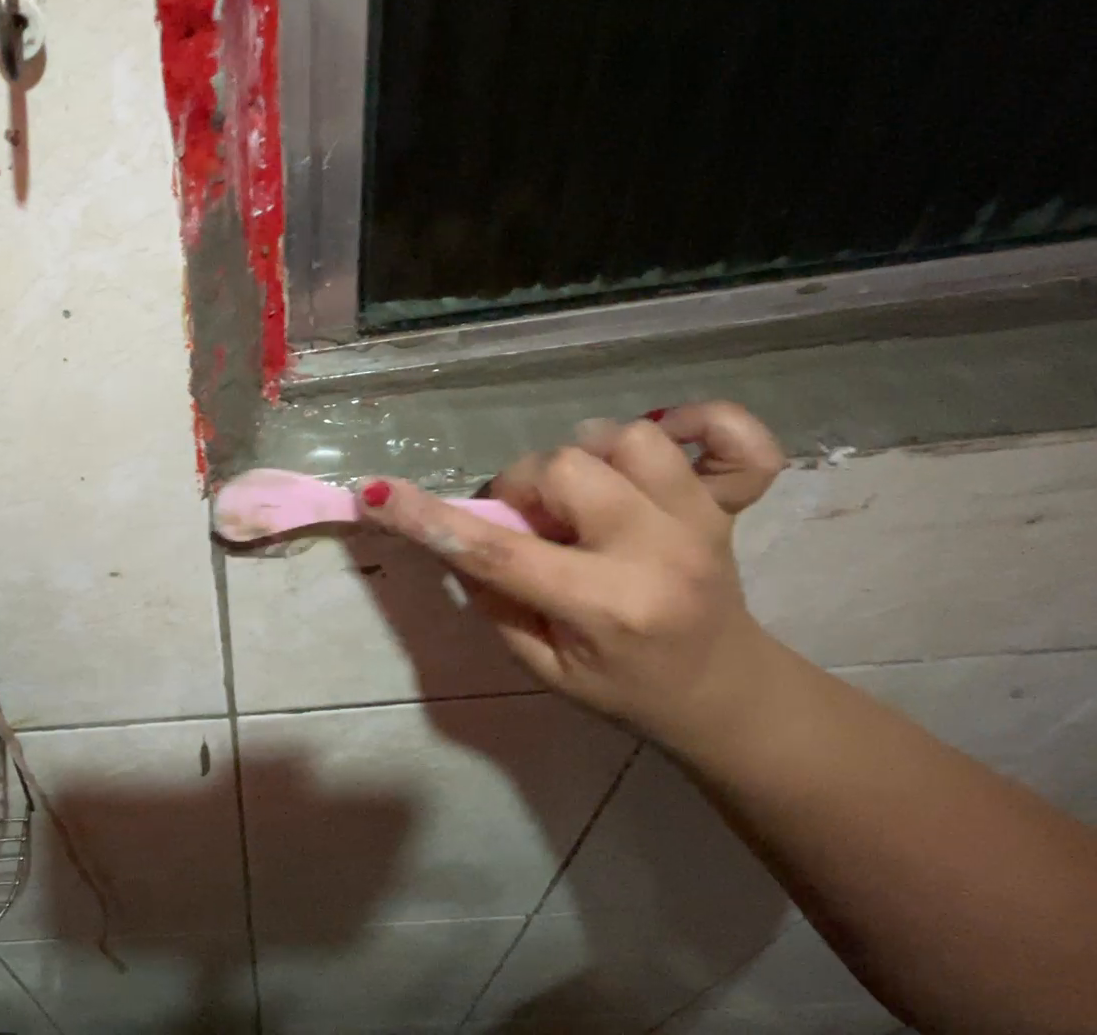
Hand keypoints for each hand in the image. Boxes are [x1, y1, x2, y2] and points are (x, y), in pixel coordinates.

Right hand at [359, 402, 787, 742]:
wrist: (723, 695)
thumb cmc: (621, 688)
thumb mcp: (539, 665)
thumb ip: (493, 597)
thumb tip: (456, 533)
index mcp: (605, 606)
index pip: (500, 552)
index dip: (429, 518)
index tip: (377, 493)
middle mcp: (657, 551)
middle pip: (564, 468)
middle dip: (523, 488)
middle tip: (528, 523)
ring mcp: (701, 521)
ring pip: (629, 438)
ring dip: (586, 457)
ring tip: (583, 495)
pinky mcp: (731, 504)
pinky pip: (738, 438)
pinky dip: (707, 422)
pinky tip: (671, 436)